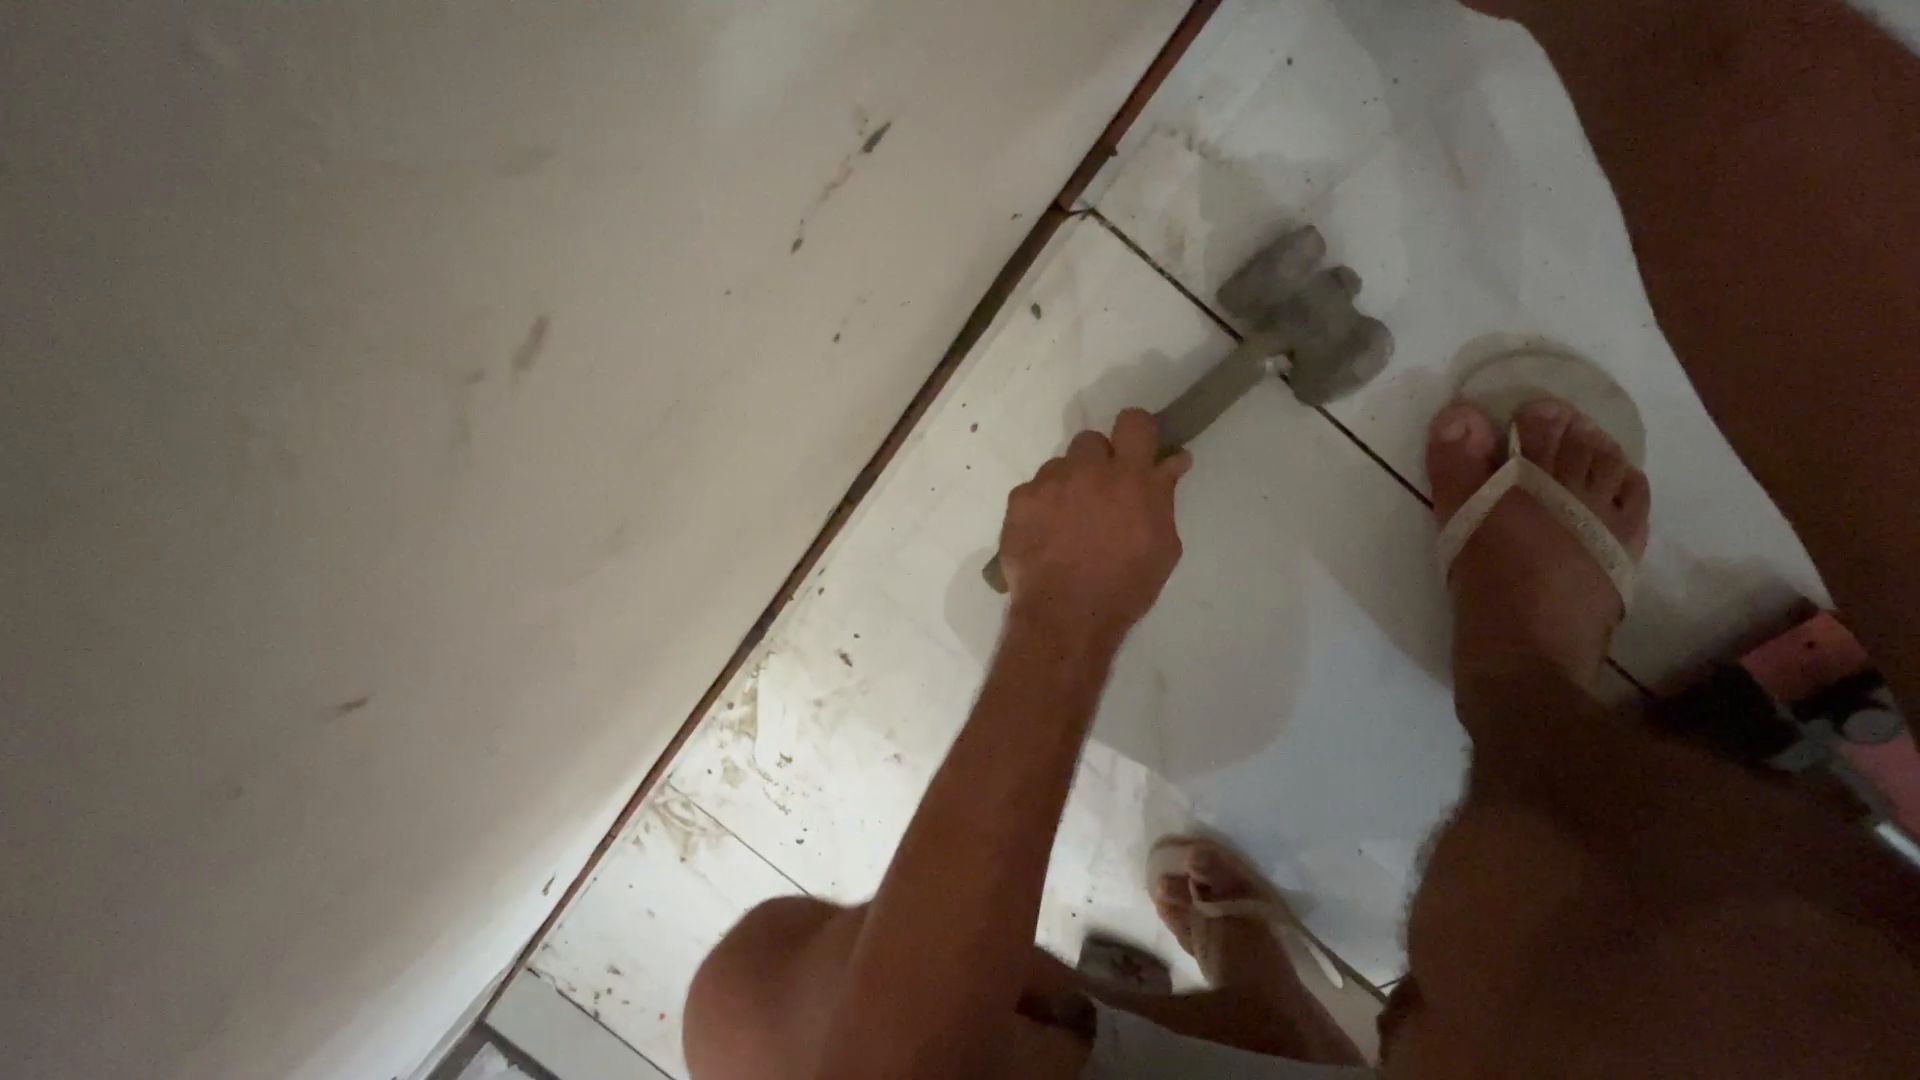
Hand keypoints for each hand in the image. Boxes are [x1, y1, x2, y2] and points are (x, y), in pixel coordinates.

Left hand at [998, 409, 1191, 635]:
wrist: (1067, 615)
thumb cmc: (1126, 586)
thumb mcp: (1163, 545)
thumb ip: (1164, 497)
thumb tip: (1172, 461)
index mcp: (1130, 478)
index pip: (1134, 422)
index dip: (1135, 431)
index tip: (1135, 449)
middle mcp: (1087, 470)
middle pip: (1091, 440)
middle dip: (1097, 462)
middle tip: (1100, 495)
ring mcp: (1048, 484)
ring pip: (1058, 466)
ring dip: (1066, 485)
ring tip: (1067, 522)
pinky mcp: (1019, 502)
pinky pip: (1031, 491)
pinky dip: (1039, 508)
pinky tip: (1043, 535)